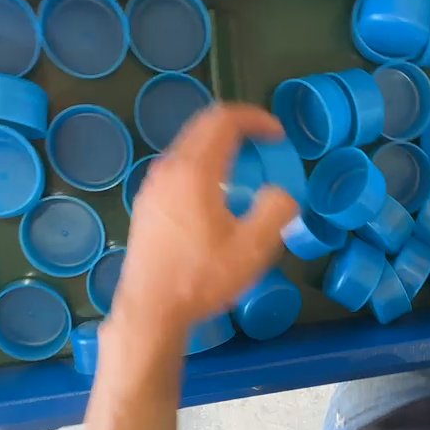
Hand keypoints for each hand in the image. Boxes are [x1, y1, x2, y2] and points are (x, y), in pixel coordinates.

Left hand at [116, 103, 298, 339]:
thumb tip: (282, 196)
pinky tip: (215, 198)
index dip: (255, 119)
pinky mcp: (147, 206)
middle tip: (263, 146)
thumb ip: (275, 212)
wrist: (151, 310)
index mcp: (195, 171)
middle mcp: (168, 169)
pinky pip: (177, 170)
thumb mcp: (252, 250)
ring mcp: (152, 187)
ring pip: (187, 148)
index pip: (224, 120)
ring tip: (243, 172)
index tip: (277, 135)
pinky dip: (202, 167)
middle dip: (237, 128)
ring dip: (218, 148)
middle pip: (203, 127)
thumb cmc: (202, 278)